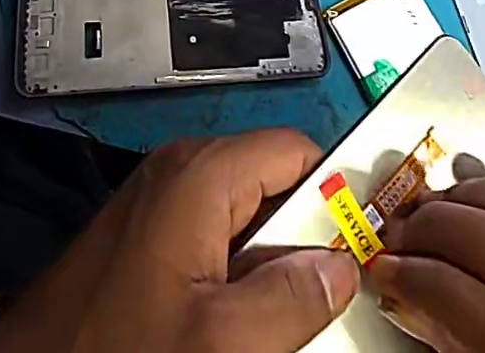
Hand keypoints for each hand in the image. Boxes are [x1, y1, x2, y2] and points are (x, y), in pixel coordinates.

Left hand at [0, 129, 360, 352]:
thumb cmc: (123, 347)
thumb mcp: (220, 341)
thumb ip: (291, 299)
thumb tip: (342, 265)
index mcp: (203, 172)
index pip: (295, 151)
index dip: (334, 192)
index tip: (360, 247)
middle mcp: (185, 166)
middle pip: (272, 178)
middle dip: (303, 232)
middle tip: (320, 296)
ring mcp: (164, 192)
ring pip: (246, 207)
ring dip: (271, 254)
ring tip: (277, 314)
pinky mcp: (151, 221)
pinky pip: (215, 226)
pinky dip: (238, 261)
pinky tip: (234, 311)